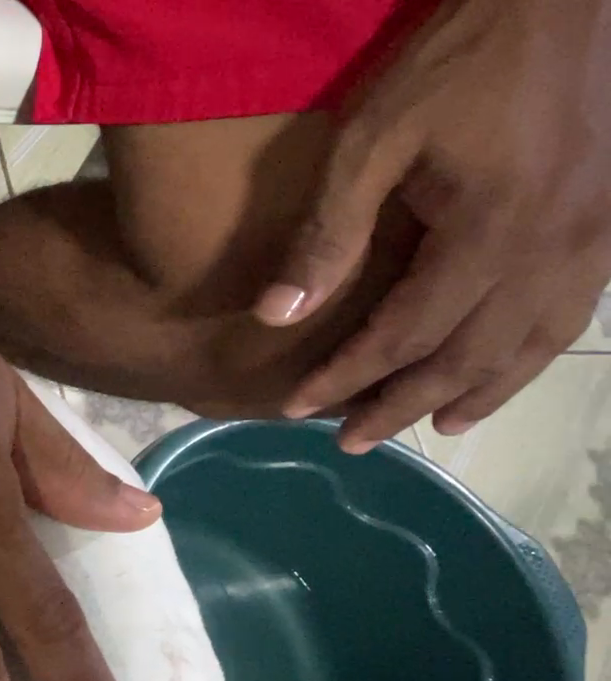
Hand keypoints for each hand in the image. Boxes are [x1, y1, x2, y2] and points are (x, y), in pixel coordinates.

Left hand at [265, 0, 610, 451]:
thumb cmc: (455, 66)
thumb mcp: (368, 146)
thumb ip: (326, 235)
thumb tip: (276, 316)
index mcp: (492, 232)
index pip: (402, 336)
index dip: (344, 379)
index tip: (294, 410)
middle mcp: (556, 244)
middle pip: (469, 355)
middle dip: (403, 404)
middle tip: (351, 442)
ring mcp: (597, 231)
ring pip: (534, 340)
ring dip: (479, 390)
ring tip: (430, 427)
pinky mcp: (609, 214)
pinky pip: (574, 305)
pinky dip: (534, 350)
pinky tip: (505, 368)